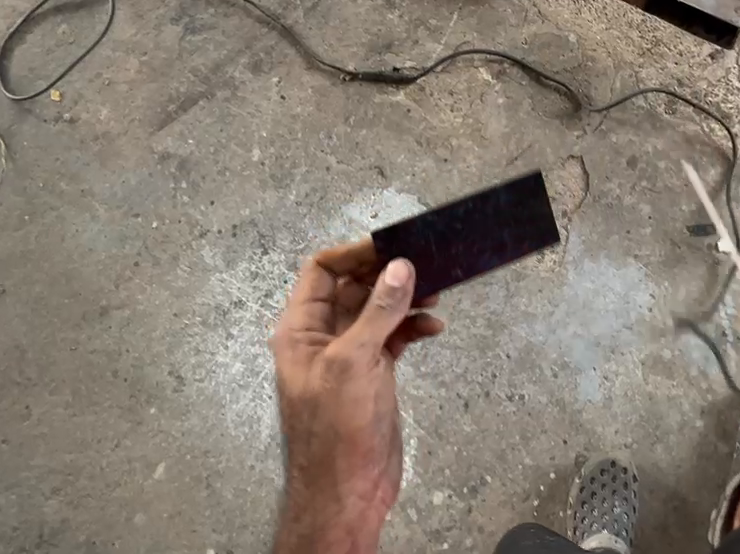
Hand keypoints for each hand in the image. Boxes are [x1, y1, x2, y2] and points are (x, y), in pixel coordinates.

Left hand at [270, 241, 445, 553]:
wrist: (347, 495)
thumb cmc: (337, 428)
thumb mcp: (354, 362)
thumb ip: (379, 311)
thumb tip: (401, 265)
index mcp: (302, 329)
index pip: (322, 271)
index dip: (354, 253)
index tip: (392, 244)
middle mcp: (324, 336)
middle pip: (356, 286)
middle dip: (388, 274)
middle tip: (424, 264)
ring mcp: (351, 354)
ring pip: (379, 309)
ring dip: (407, 298)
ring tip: (437, 295)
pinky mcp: (375, 372)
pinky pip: (395, 335)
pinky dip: (414, 326)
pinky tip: (434, 328)